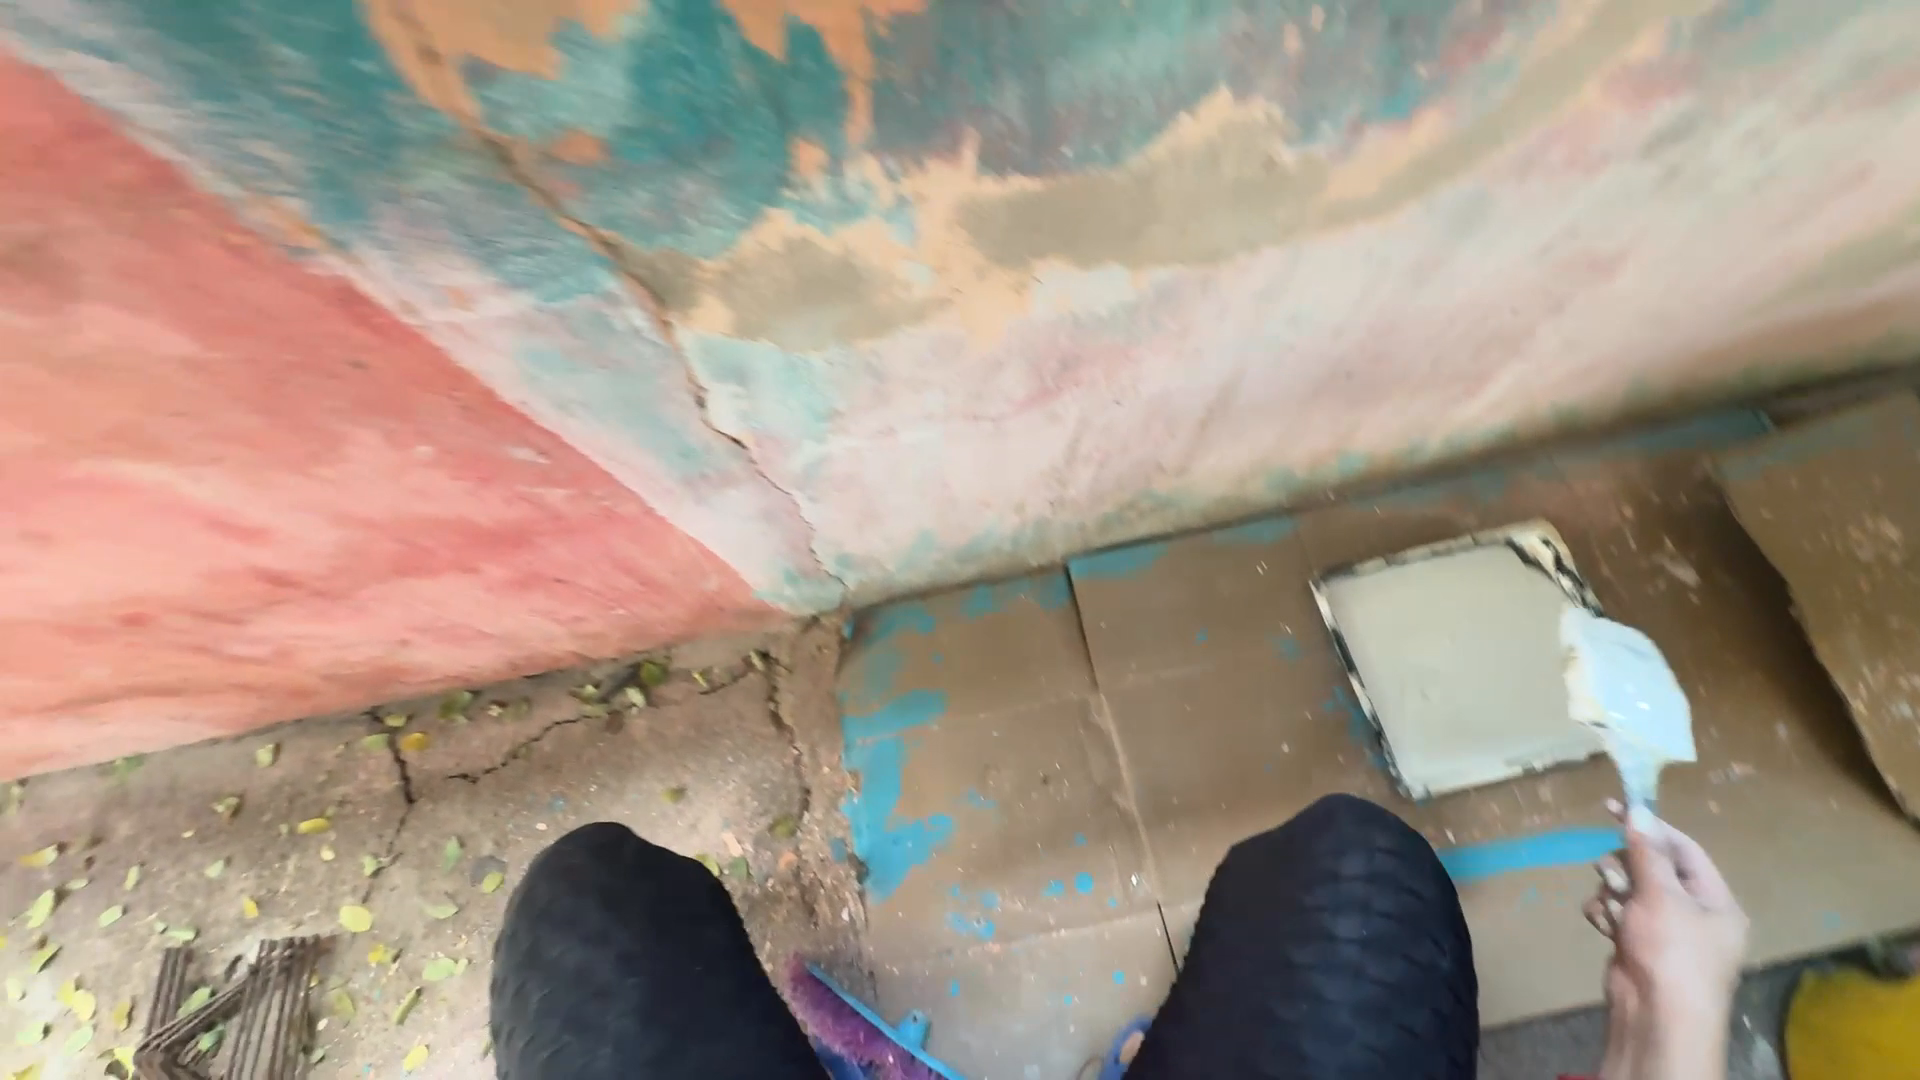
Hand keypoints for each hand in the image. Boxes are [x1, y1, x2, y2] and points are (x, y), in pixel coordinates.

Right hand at [1583, 801, 1747, 1079]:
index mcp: (1713, 900)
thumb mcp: (1660, 895)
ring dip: (1610, 894)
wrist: (1656, 1012)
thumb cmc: (1671, 951)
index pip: (1681, 848)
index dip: (1648, 825)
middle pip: (1645, 865)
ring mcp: (1662, 926)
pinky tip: (1606, 929)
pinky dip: (1604, 914)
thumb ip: (1647, 852)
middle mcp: (1691, 910)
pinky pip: (1610, 908)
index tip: (1611, 806)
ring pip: (1622, 885)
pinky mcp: (1635, 938)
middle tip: (1616, 882)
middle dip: (1622, 869)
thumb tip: (1638, 810)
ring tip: (1615, 915)